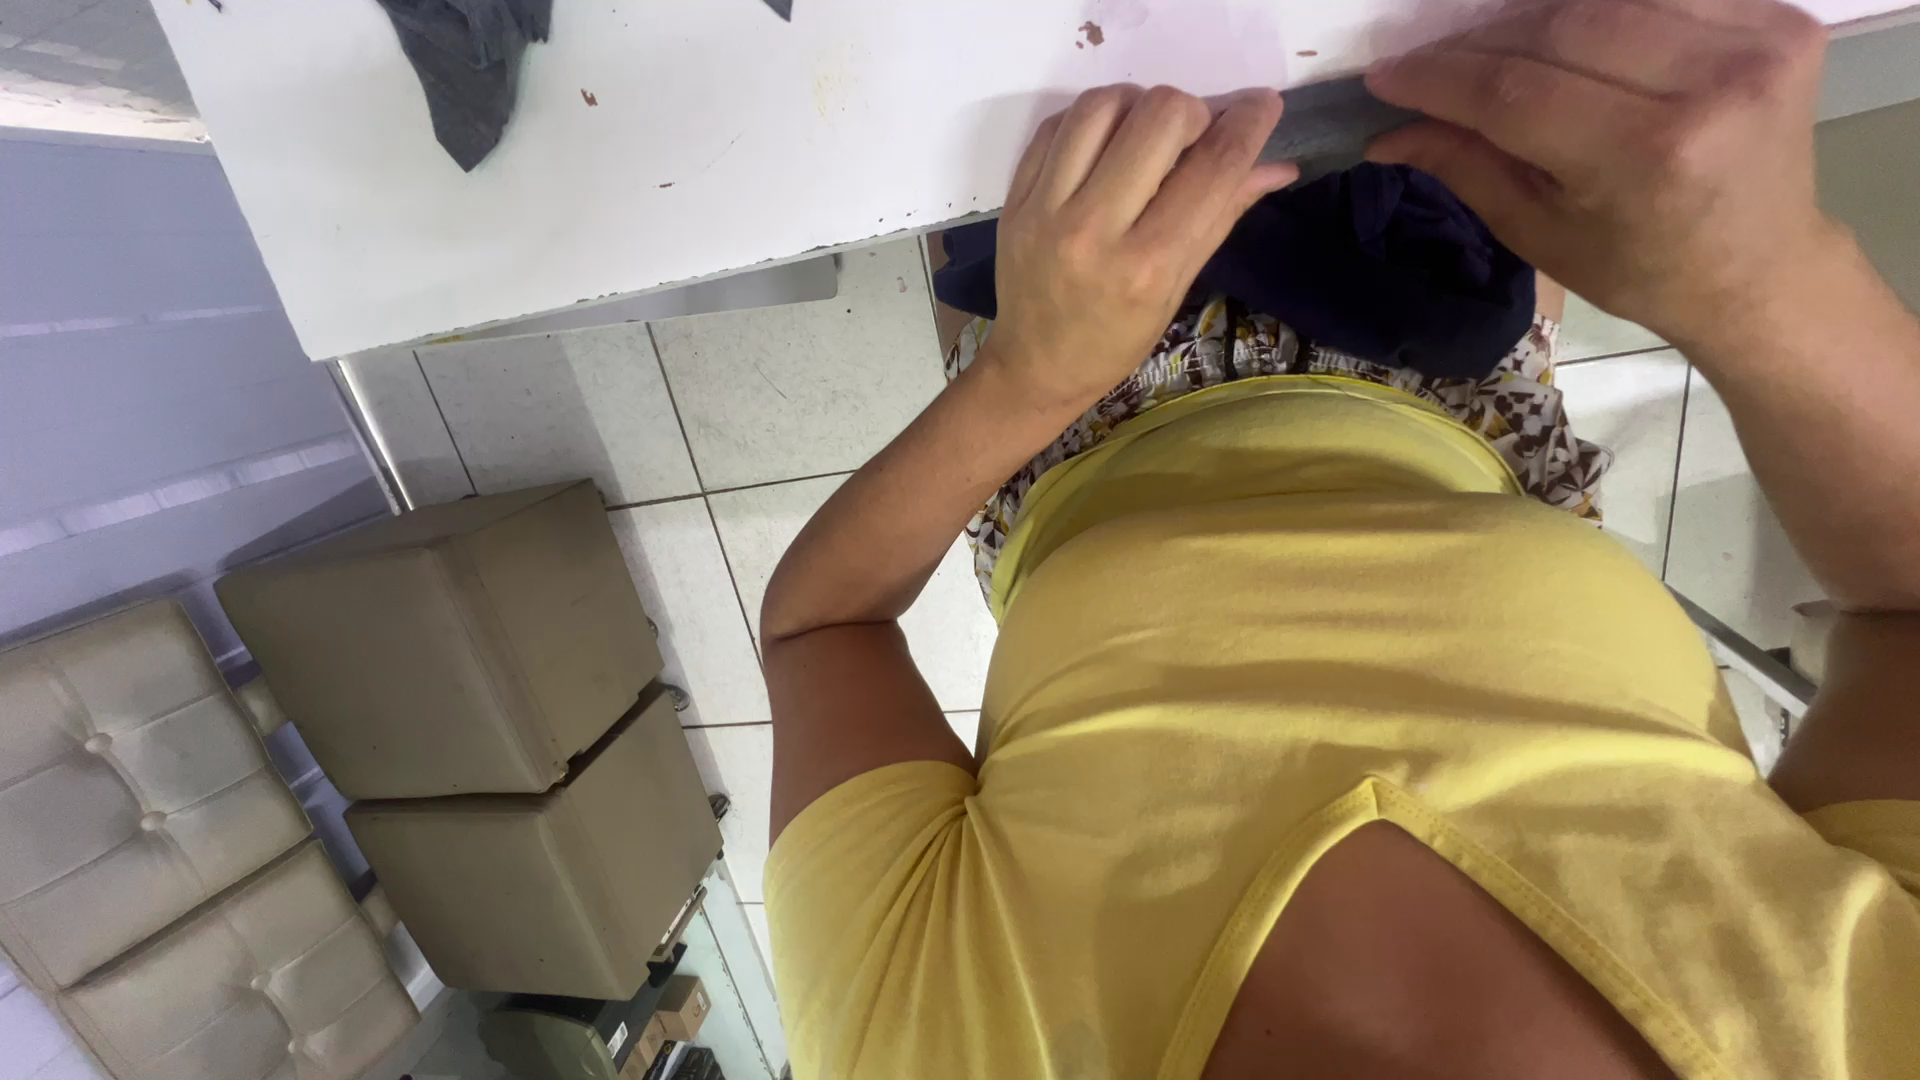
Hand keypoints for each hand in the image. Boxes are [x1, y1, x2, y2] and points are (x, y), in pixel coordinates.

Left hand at [982, 85, 1297, 409]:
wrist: (1035, 368)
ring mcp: (1046, 211)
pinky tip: (1104, 145)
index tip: (1261, 107)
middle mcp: (1094, 230)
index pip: (1213, 165)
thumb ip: (1221, 217)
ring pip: (1104, 104)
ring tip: (1144, 138)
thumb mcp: (1174, 291)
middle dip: (1193, 113)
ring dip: (1138, 107)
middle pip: (1161, 114)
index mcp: (1146, 265)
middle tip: (1191, 140)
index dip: (1250, 121)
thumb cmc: (1114, 342)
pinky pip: (1057, 123)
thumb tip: (1278, 163)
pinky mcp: (1016, 200)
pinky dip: (1091, 121)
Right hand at [1365, 0, 1843, 345]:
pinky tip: (1547, 35)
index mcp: (1642, 154)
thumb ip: (1464, 165)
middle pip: (1559, 29)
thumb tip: (1387, 134)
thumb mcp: (1530, 230)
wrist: (1751, 262)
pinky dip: (1586, 10)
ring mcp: (1754, 37)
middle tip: (1420, 64)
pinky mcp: (1776, 14)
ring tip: (1476, 50)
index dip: (1440, 78)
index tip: (1384, 76)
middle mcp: (1707, 81)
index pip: (1516, 92)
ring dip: (1523, 19)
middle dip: (1474, 44)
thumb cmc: (1628, 266)